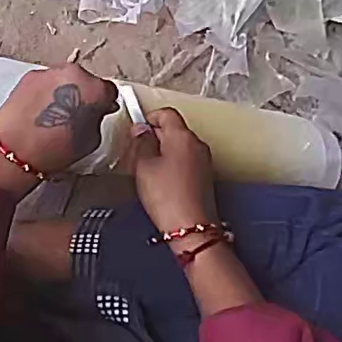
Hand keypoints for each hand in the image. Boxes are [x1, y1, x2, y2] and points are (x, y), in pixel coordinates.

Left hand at [0, 63, 118, 175]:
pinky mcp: (29, 76)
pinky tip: (39, 111)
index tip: (99, 109)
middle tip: (75, 115)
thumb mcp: (91, 140)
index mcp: (95, 89)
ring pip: (63, 79)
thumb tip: (95, 112)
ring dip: (62, 91)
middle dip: (83, 94)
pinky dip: (44, 92)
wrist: (15, 151)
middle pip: (85, 80)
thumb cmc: (52, 149)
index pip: (108, 90)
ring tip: (54, 115)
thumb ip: (97, 119)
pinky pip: (44, 82)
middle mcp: (73, 74)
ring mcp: (49, 72)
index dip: (104, 102)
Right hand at [123, 107, 217, 234]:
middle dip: (154, 136)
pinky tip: (161, 181)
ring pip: (179, 146)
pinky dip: (172, 164)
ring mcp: (204, 160)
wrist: (190, 228)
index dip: (149, 117)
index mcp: (182, 136)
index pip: (166, 113)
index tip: (136, 128)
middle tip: (137, 152)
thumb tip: (141, 129)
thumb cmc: (167, 196)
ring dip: (163, 151)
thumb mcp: (143, 165)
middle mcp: (197, 144)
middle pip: (173, 129)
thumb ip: (141, 142)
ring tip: (147, 170)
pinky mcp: (205, 176)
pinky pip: (186, 160)